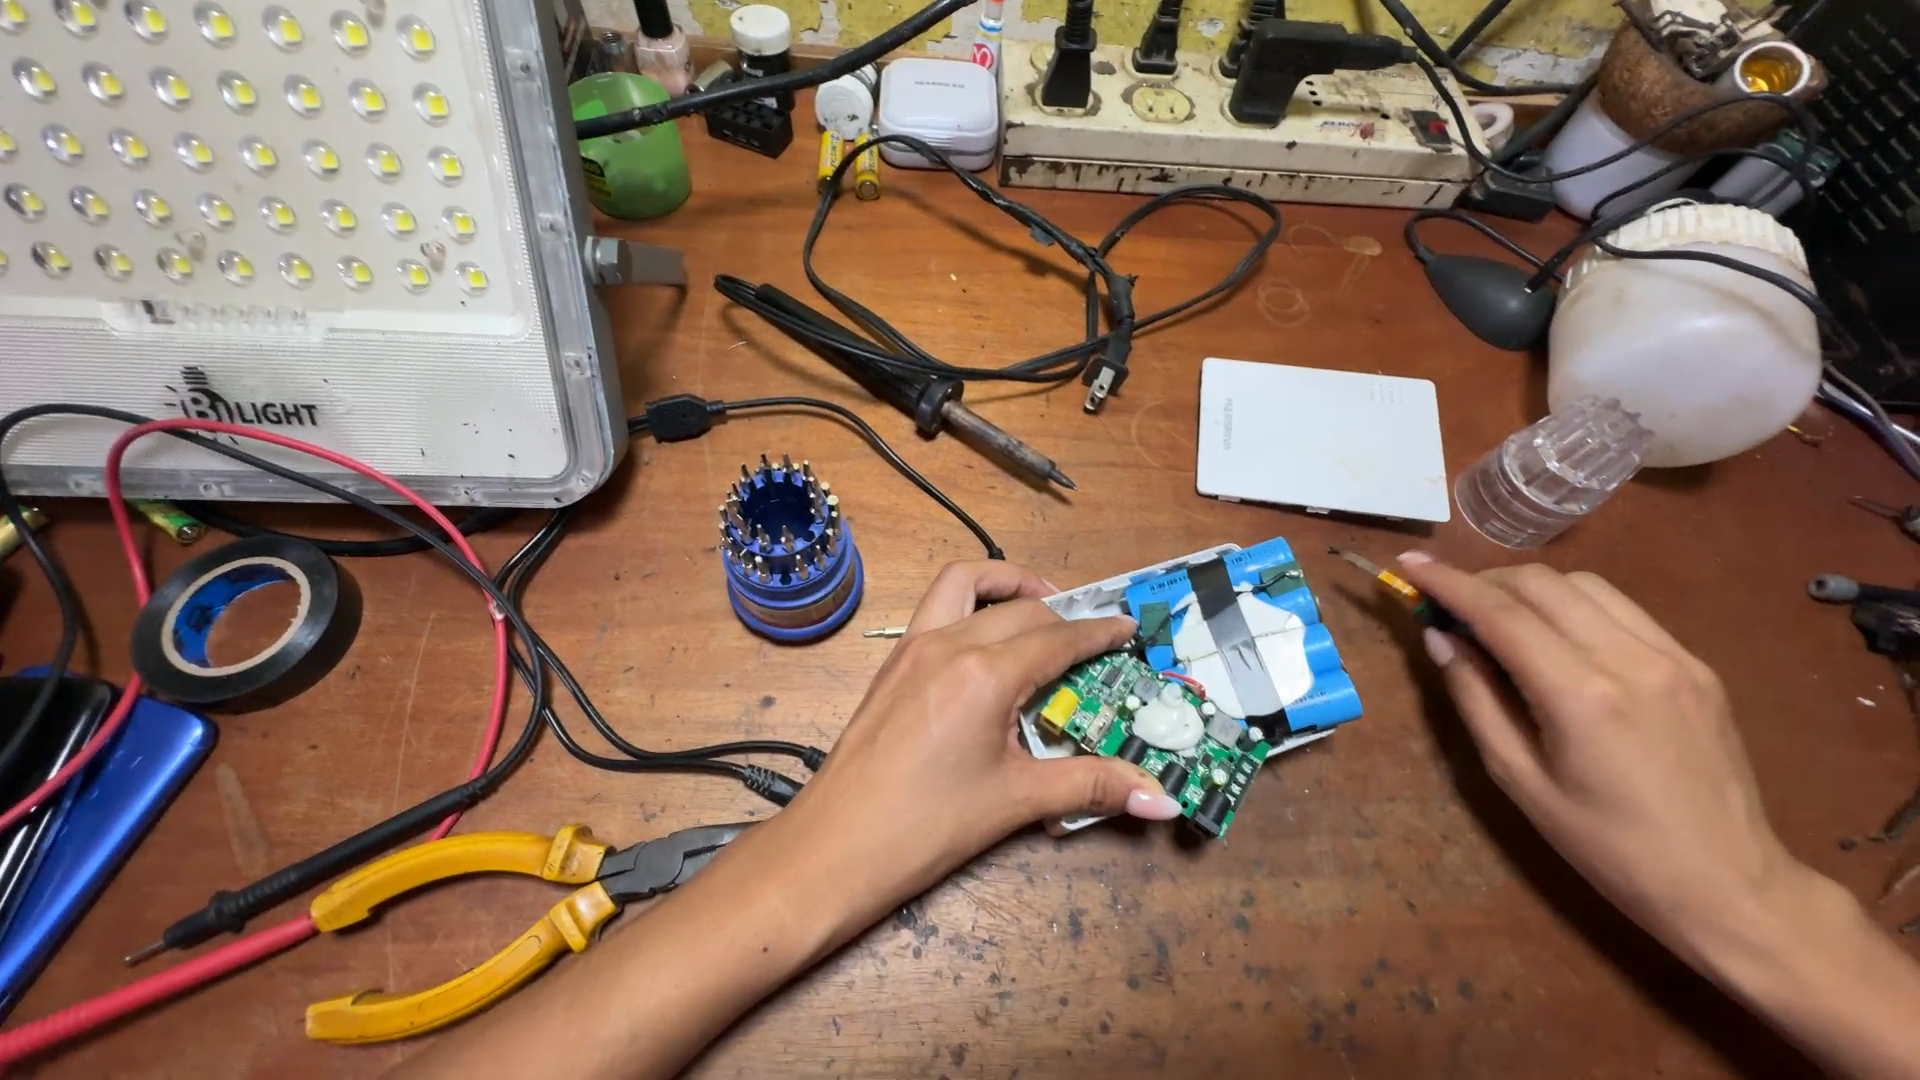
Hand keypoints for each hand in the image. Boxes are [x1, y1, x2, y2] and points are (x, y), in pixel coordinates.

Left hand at [771, 560, 1181, 928]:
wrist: (836, 847)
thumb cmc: (929, 826)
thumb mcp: (1017, 801)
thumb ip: (1092, 786)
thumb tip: (1163, 802)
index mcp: (985, 674)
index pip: (1057, 639)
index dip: (1098, 632)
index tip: (1126, 628)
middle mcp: (948, 644)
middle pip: (1020, 609)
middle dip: (1063, 616)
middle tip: (1091, 639)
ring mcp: (912, 647)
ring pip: (964, 583)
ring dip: (1005, 583)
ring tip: (1038, 606)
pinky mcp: (891, 661)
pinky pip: (936, 607)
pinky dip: (969, 603)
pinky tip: (984, 641)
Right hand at [1395, 553, 1815, 960]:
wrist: (1728, 884)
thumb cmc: (1605, 844)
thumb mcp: (1517, 778)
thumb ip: (1474, 698)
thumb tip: (1440, 638)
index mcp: (1580, 695)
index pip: (1500, 613)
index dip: (1447, 583)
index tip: (1409, 565)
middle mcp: (1630, 660)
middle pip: (1542, 583)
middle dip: (1484, 581)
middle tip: (1448, 605)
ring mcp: (1672, 658)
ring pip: (1584, 584)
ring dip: (1529, 588)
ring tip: (1498, 618)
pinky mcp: (1695, 665)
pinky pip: (1621, 609)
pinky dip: (1572, 605)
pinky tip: (1554, 635)